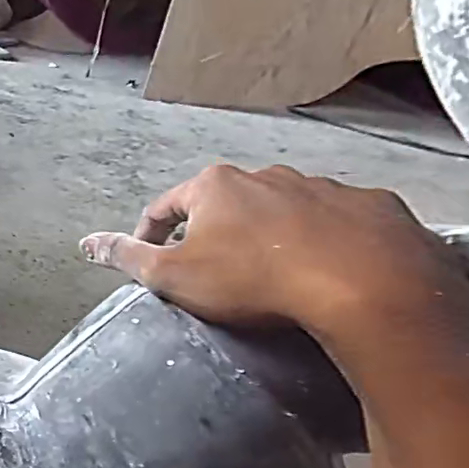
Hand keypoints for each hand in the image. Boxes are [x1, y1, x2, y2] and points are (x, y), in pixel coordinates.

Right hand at [78, 164, 468, 338]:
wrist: (370, 292)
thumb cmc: (254, 281)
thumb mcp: (170, 276)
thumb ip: (125, 255)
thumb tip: (86, 242)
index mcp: (215, 186)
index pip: (163, 206)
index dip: (149, 235)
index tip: (150, 260)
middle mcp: (270, 175)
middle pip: (225, 204)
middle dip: (212, 232)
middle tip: (211, 270)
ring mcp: (330, 187)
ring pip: (283, 210)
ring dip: (269, 234)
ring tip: (271, 274)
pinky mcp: (382, 208)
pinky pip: (339, 222)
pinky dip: (324, 241)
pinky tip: (324, 271)